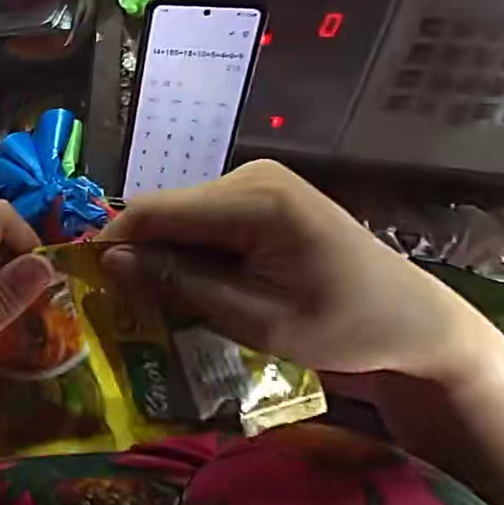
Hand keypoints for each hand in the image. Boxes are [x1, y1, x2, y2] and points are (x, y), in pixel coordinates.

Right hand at [97, 161, 503, 386]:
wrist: (416, 320)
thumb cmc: (346, 327)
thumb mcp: (257, 319)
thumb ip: (180, 284)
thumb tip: (109, 261)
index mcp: (257, 201)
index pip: (156, 210)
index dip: (112, 241)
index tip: (88, 280)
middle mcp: (251, 177)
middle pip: (164, 210)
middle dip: (137, 251)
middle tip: (122, 300)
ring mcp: (256, 181)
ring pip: (178, 215)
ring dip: (161, 253)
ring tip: (156, 296)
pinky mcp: (259, 194)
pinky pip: (200, 218)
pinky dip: (186, 249)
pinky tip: (193, 281)